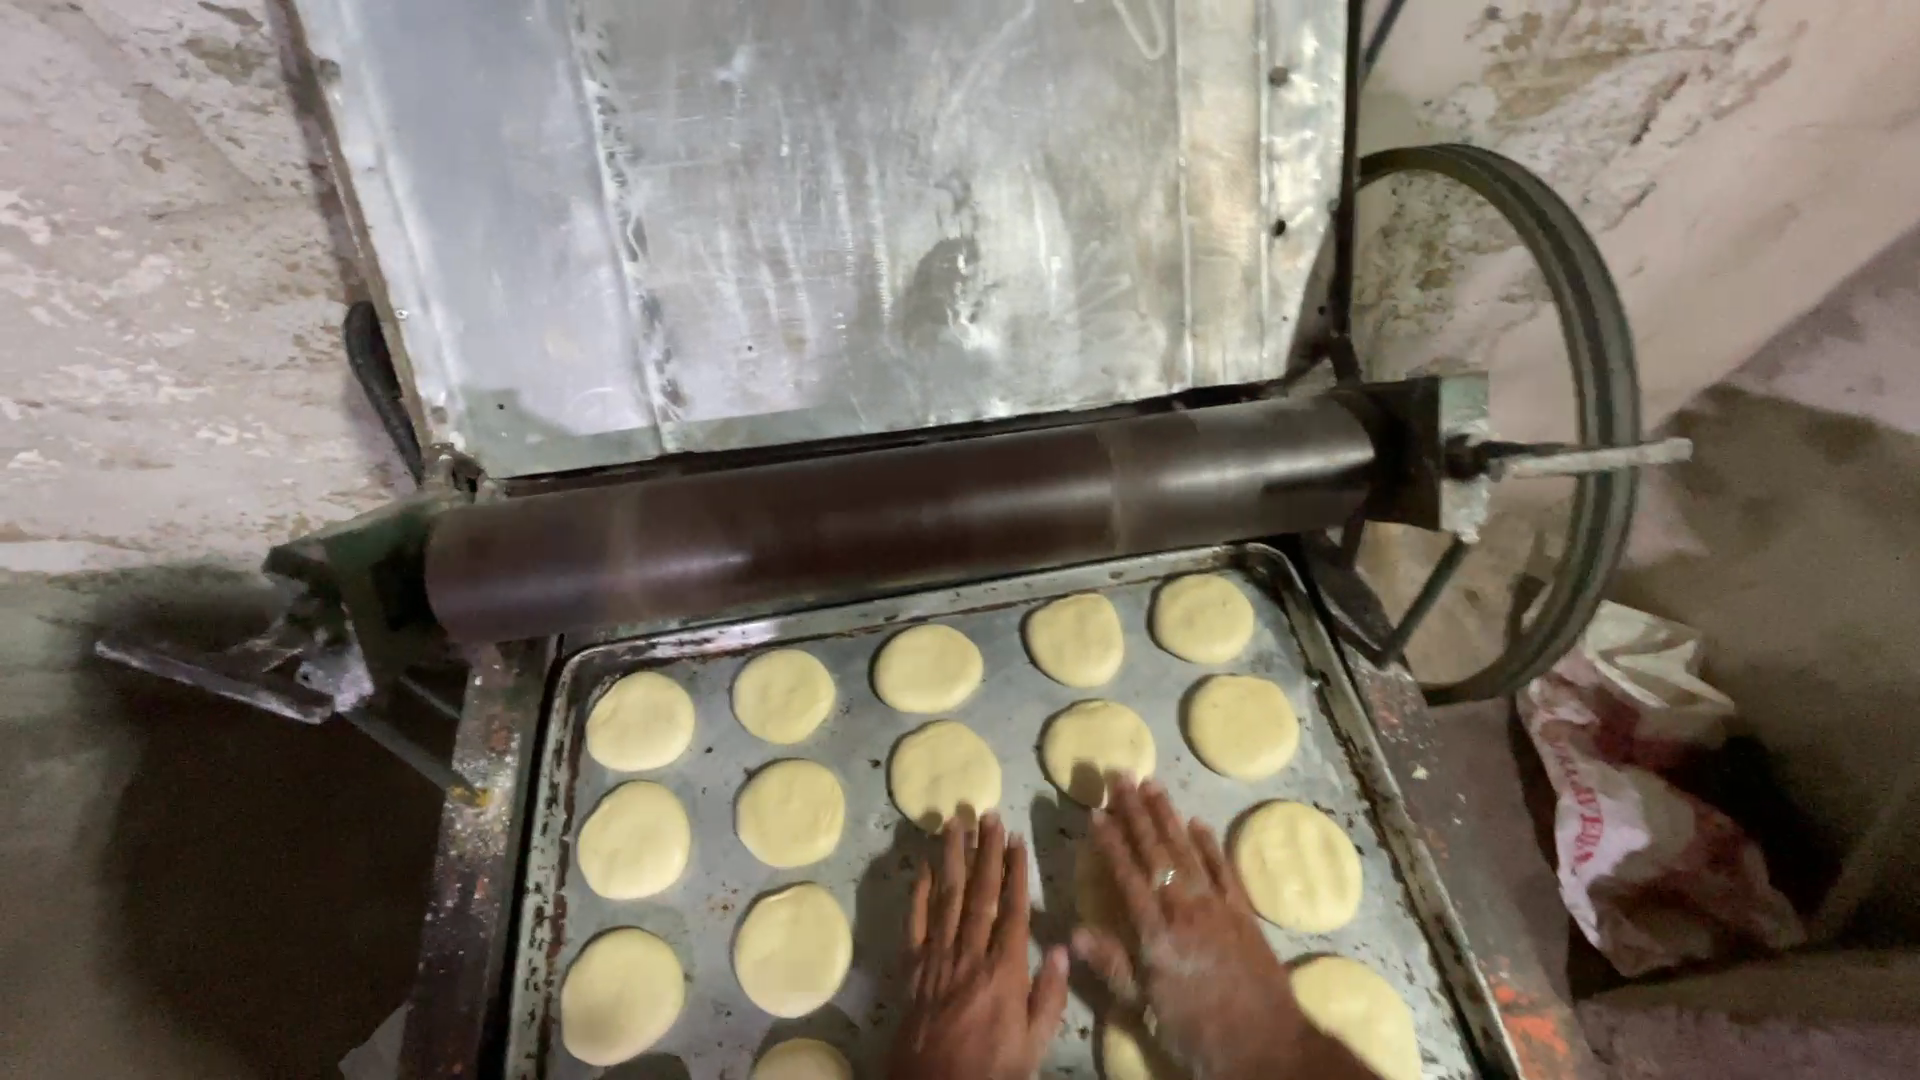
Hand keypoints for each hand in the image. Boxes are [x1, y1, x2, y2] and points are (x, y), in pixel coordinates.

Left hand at [888, 813, 1069, 1079]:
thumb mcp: (1035, 1044)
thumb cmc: (992, 1069)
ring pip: (946, 897)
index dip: (1015, 871)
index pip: (1013, 909)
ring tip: (955, 823)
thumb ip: (1050, 996)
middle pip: (979, 893)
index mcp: (1004, 971)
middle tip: (988, 813)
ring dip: (953, 858)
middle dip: (985, 851)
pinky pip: (915, 922)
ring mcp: (938, 957)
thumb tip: (1063, 949)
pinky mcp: (912, 966)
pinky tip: (924, 865)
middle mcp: (970, 954)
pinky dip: (919, 892)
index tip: (1016, 837)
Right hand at [1074, 775, 1377, 1079]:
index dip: (1109, 841)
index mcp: (1154, 929)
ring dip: (1167, 814)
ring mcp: (1216, 905)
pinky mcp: (1243, 912)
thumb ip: (1111, 965)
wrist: (1268, 1047)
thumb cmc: (1198, 1031)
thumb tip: (1072, 932)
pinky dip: (1209, 844)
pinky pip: (1222, 868)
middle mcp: (1183, 907)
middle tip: (1121, 776)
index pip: (1125, 873)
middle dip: (1134, 811)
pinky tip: (1198, 822)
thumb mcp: (1145, 1007)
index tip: (1095, 811)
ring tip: (1152, 784)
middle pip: (1154, 850)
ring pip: (1186, 849)